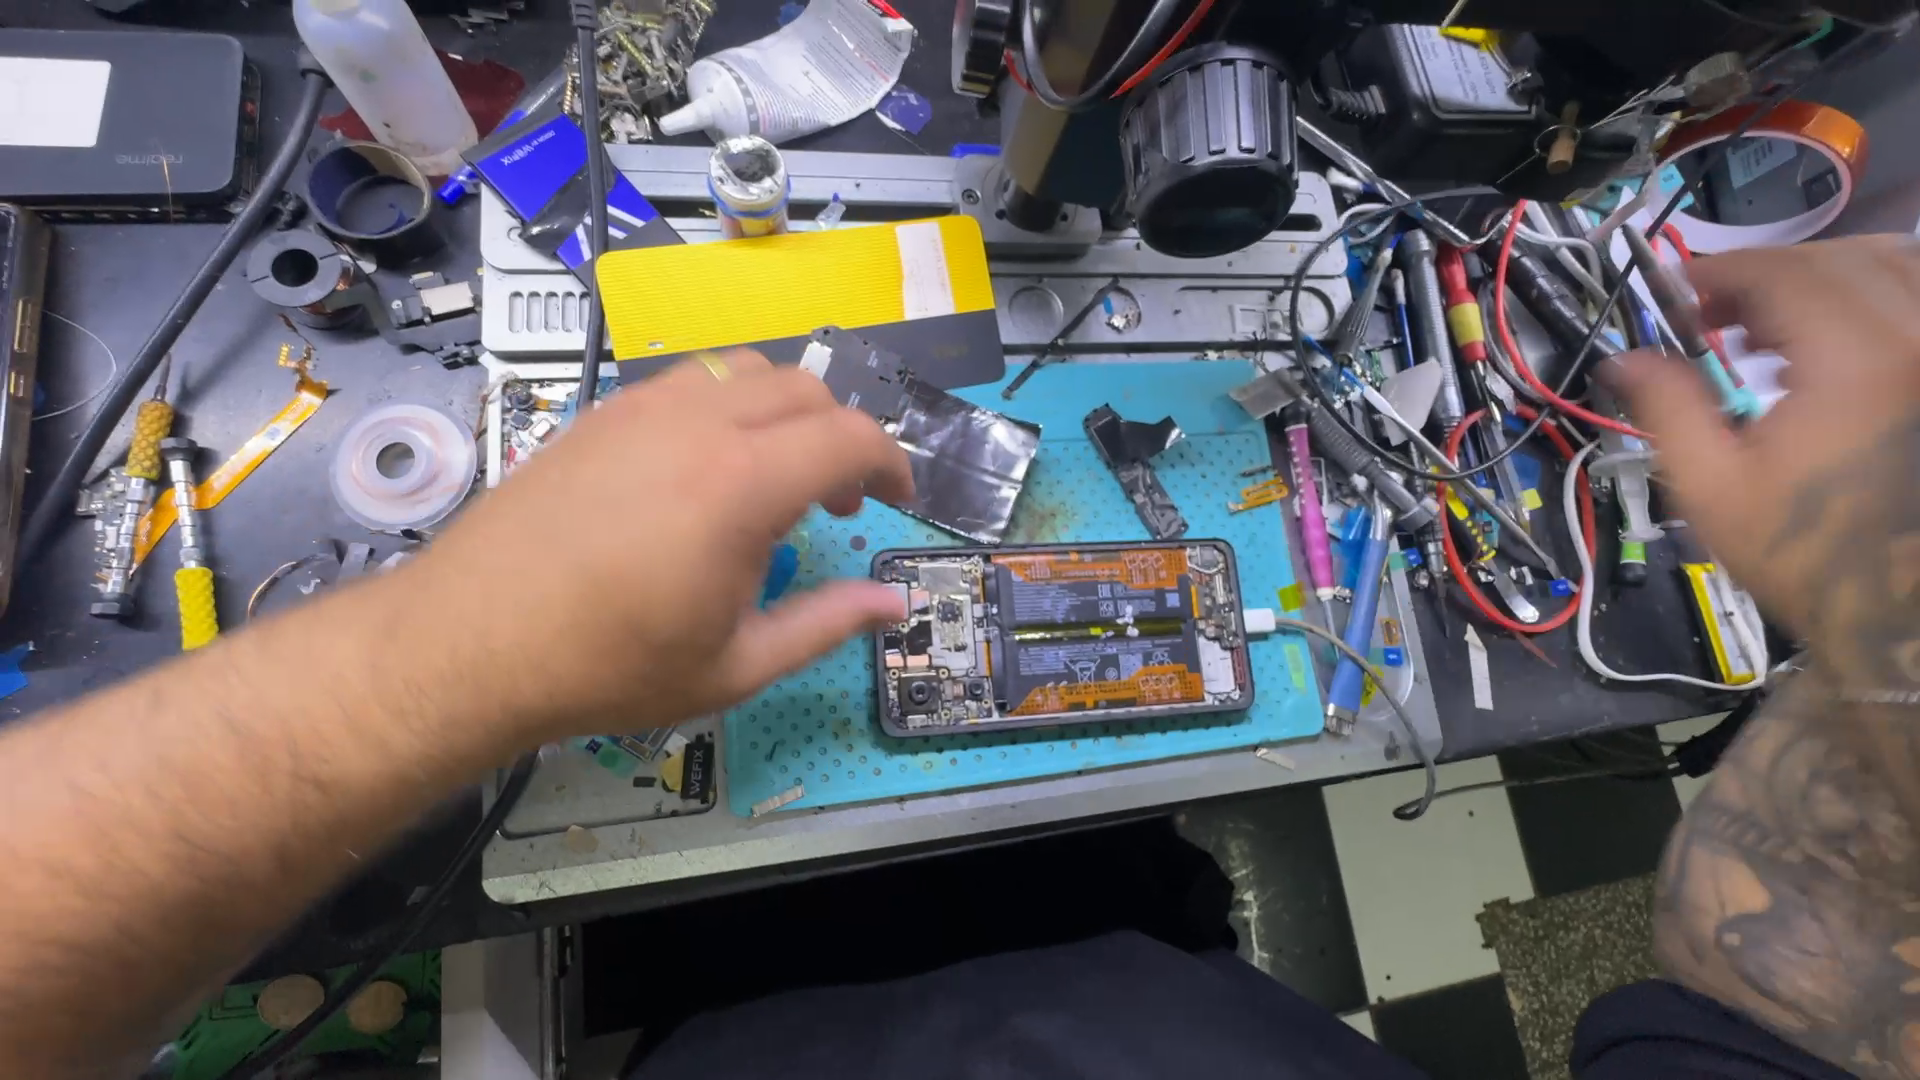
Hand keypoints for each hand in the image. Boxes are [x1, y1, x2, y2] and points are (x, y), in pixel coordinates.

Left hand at [397, 350, 913, 739]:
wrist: (468, 645)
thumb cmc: (611, 666)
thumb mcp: (737, 665)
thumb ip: (827, 624)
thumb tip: (891, 604)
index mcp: (742, 486)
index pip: (850, 437)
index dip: (890, 464)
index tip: (894, 500)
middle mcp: (699, 426)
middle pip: (807, 391)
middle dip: (843, 439)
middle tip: (834, 503)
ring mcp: (644, 410)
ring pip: (748, 373)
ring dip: (787, 415)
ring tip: (774, 477)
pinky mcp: (603, 413)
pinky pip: (692, 383)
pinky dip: (730, 409)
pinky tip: (706, 470)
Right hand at [1610, 235, 1919, 681]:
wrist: (1898, 600)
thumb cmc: (1796, 545)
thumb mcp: (1707, 483)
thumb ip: (1666, 407)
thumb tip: (1623, 359)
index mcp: (1854, 365)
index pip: (1787, 274)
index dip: (1720, 270)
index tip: (1670, 294)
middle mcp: (1918, 341)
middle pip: (1847, 257)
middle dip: (1766, 271)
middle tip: (1705, 313)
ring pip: (1898, 267)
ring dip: (1819, 278)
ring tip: (1760, 323)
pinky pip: (1916, 302)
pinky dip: (1864, 299)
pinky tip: (1820, 341)